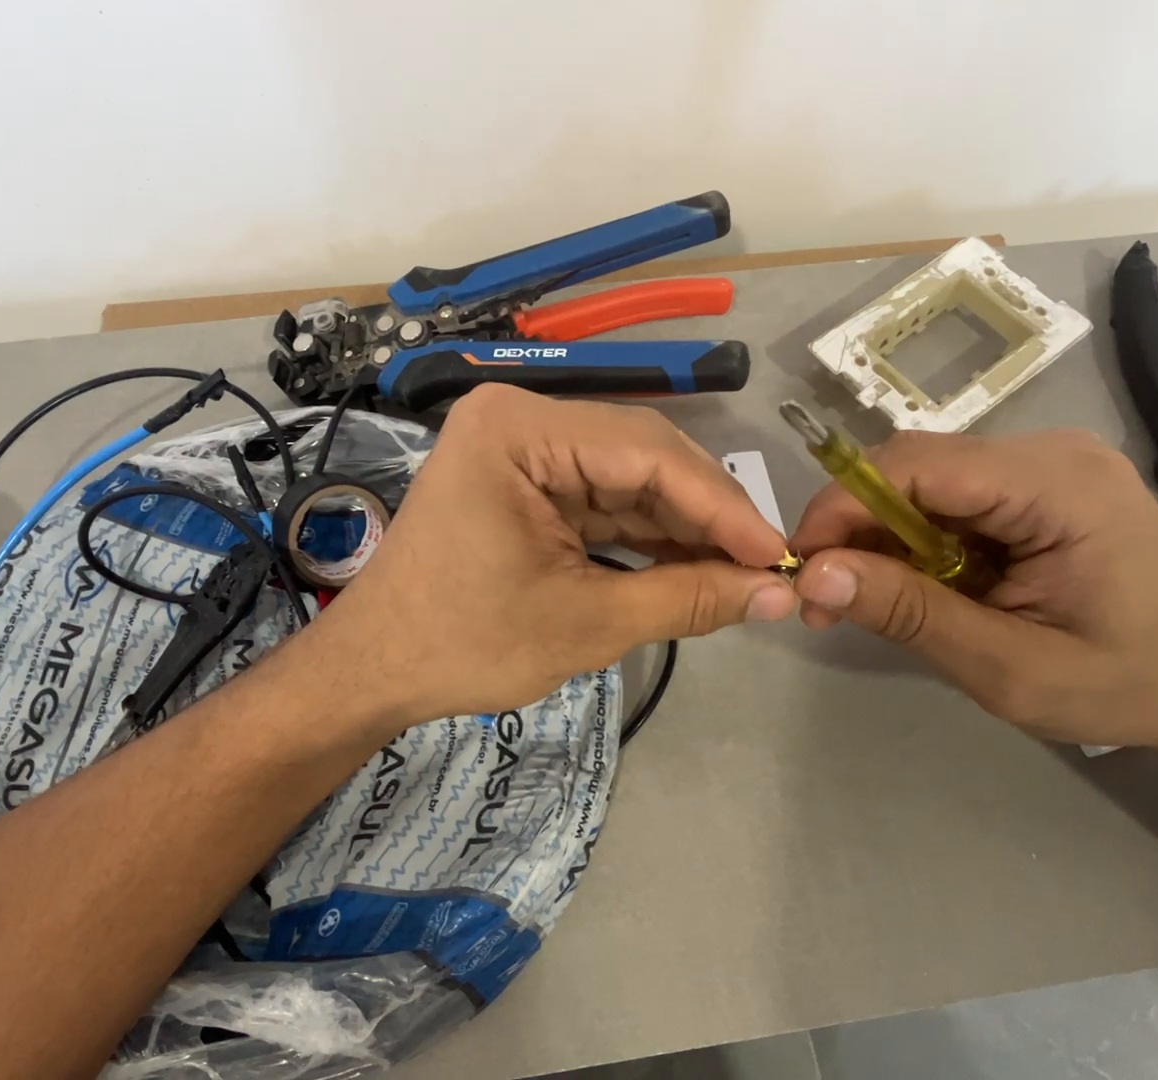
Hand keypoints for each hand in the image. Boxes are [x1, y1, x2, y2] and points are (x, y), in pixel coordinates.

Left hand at [304, 385, 794, 729]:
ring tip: (738, 572)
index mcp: (519, 430)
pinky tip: (690, 565)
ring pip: (627, 480)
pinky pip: (600, 499)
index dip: (723, 505)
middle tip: (764, 567)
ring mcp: (519, 449)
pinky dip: (643, 535)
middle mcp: (520, 420)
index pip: (649, 452)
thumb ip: (689, 599)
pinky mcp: (523, 482)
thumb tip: (782, 594)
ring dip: (680, 527)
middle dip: (704, 516)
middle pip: (641, 457)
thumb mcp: (586, 622)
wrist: (375, 670)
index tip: (777, 555)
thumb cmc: (466, 644)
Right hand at [789, 428, 1157, 751]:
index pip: (918, 465)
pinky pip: (946, 497)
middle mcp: (1052, 453)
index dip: (844, 505)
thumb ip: (912, 614)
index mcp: (1061, 486)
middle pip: (914, 466)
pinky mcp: (1035, 485)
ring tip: (858, 600)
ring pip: (921, 481)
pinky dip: (910, 540)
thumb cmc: (1125, 686)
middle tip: (826, 597)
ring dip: (878, 538)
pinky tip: (908, 585)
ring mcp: (1046, 464)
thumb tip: (816, 573)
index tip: (804, 566)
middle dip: (854, 527)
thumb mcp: (1009, 668)